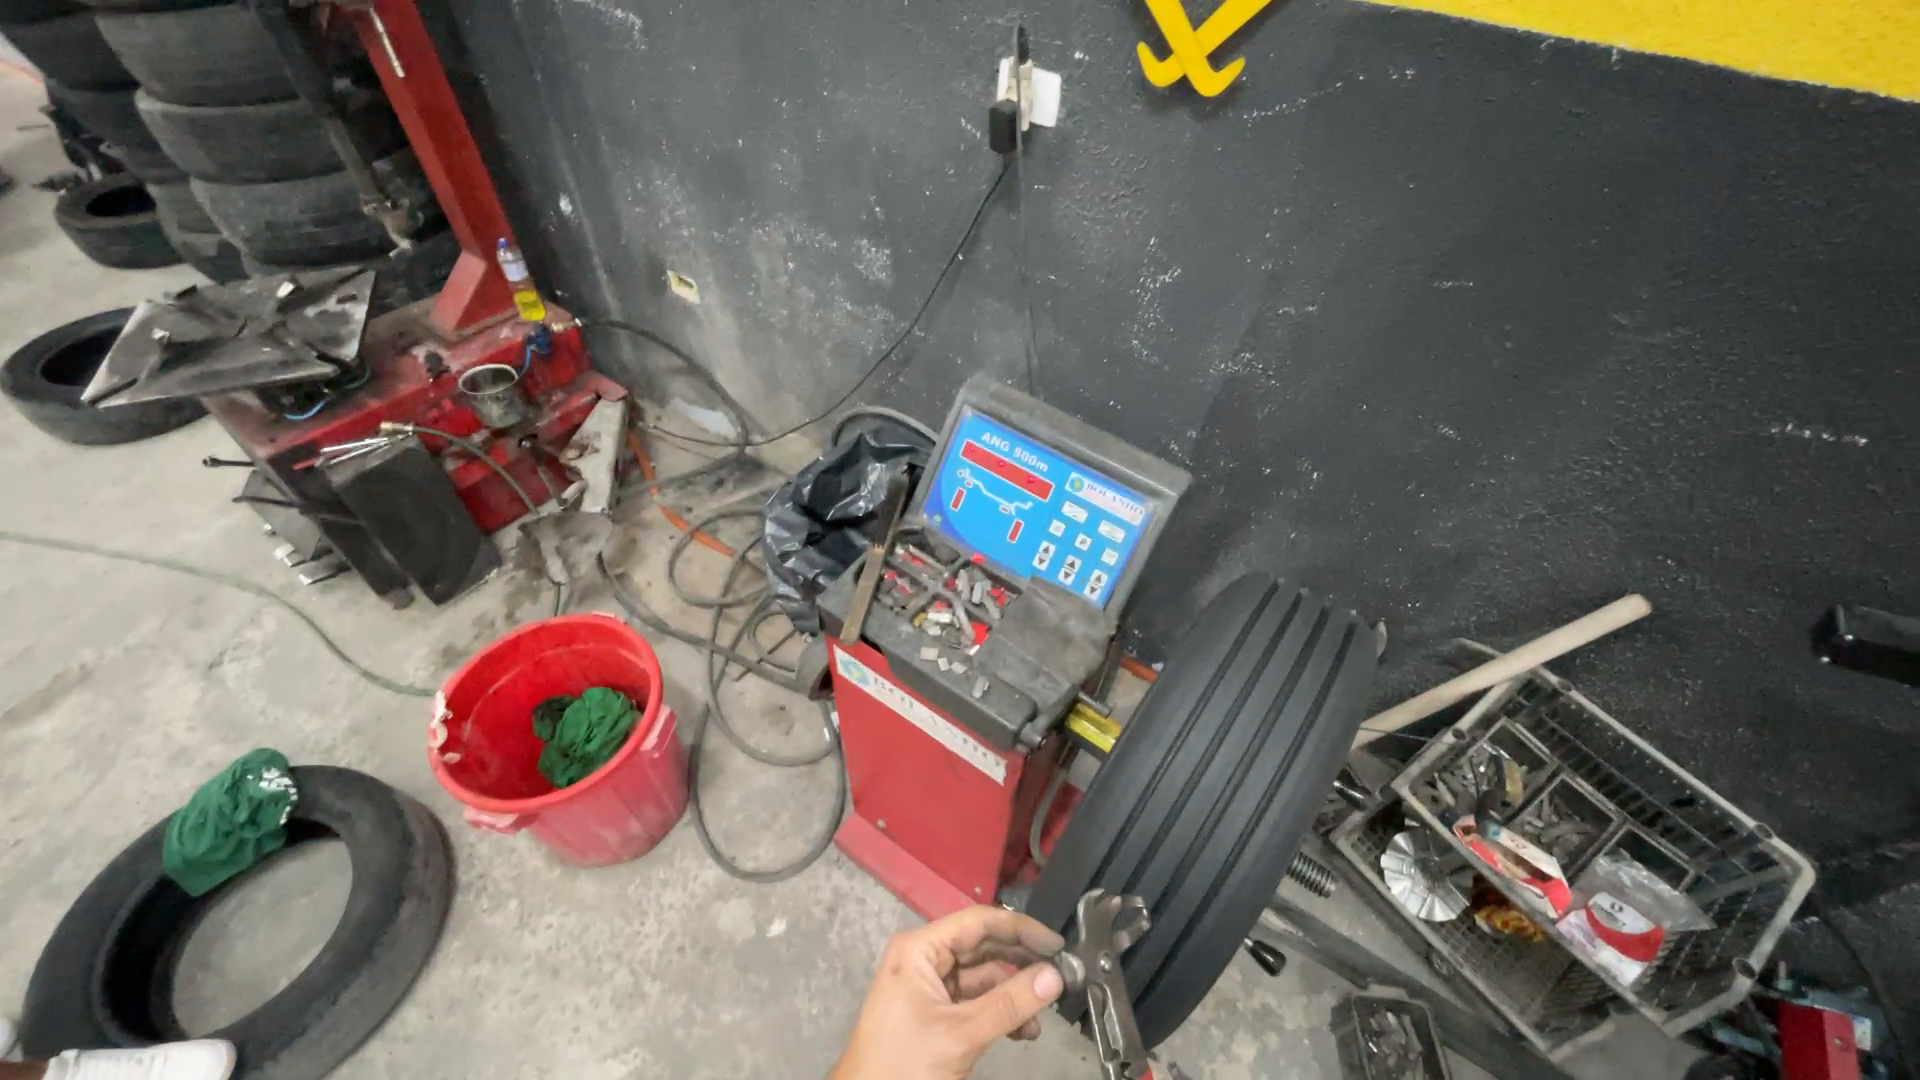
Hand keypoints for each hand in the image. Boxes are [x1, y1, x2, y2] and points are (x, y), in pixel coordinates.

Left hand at [829, 905, 1066, 1079]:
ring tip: (1044, 1011)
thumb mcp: (960, 1034)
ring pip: (983, 976)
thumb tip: (1055, 977)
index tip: (1056, 943)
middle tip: (1059, 973)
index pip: (978, 922)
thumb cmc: (903, 1066)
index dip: (1020, 929)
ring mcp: (930, 985)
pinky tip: (1024, 1030)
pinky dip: (1000, 1012)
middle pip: (983, 946)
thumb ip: (1008, 1004)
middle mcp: (925, 957)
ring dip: (1014, 993)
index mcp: (920, 948)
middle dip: (1021, 962)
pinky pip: (976, 1001)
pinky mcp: (936, 1012)